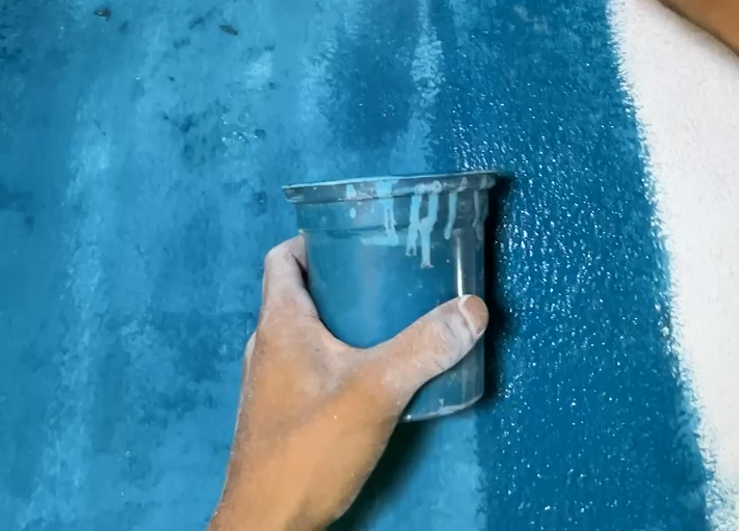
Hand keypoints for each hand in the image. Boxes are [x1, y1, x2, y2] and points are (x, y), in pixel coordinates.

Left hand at [209, 237, 488, 530]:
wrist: (266, 529)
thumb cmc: (310, 446)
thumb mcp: (375, 390)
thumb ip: (424, 348)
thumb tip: (473, 307)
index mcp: (279, 321)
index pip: (282, 257)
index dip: (313, 238)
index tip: (355, 236)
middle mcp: (267, 343)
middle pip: (299, 290)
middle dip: (340, 277)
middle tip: (387, 275)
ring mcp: (269, 381)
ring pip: (304, 329)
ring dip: (339, 318)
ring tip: (387, 318)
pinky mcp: (278, 413)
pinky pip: (306, 362)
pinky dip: (334, 353)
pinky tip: (370, 372)